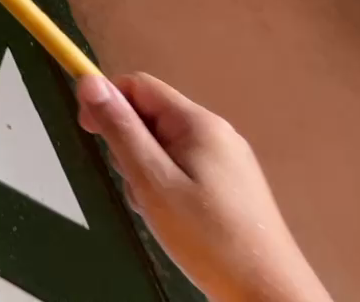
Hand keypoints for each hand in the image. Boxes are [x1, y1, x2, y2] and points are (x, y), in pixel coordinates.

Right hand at [76, 74, 331, 301]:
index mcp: (198, 124)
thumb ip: (119, 127)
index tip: (89, 131)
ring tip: (153, 205)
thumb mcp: (151, 179)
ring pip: (161, 144)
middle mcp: (216, 134)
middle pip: (149, 115)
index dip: (106, 99)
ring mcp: (227, 162)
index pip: (137, 85)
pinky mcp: (230, 187)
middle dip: (126, 142)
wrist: (271, 299)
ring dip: (143, 167)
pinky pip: (179, 167)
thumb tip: (88, 80)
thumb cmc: (208, 237)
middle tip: (131, 182)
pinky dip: (163, 183)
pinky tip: (170, 215)